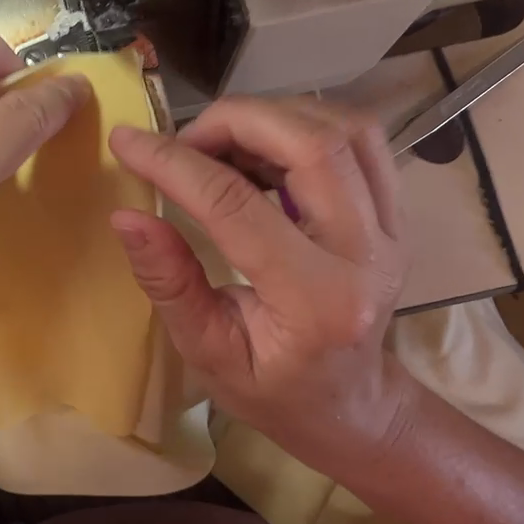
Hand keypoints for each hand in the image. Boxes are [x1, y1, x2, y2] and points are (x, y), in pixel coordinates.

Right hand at [107, 96, 413, 464]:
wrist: (353, 406)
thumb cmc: (273, 389)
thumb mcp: (207, 352)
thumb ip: (168, 283)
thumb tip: (127, 216)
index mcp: (315, 300)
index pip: (236, 205)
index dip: (173, 164)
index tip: (126, 142)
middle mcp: (366, 254)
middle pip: (309, 145)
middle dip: (233, 122)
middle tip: (184, 140)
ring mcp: (393, 229)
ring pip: (342, 129)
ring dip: (270, 117)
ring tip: (222, 143)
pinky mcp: (397, 213)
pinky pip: (360, 137)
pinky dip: (303, 123)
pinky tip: (262, 146)